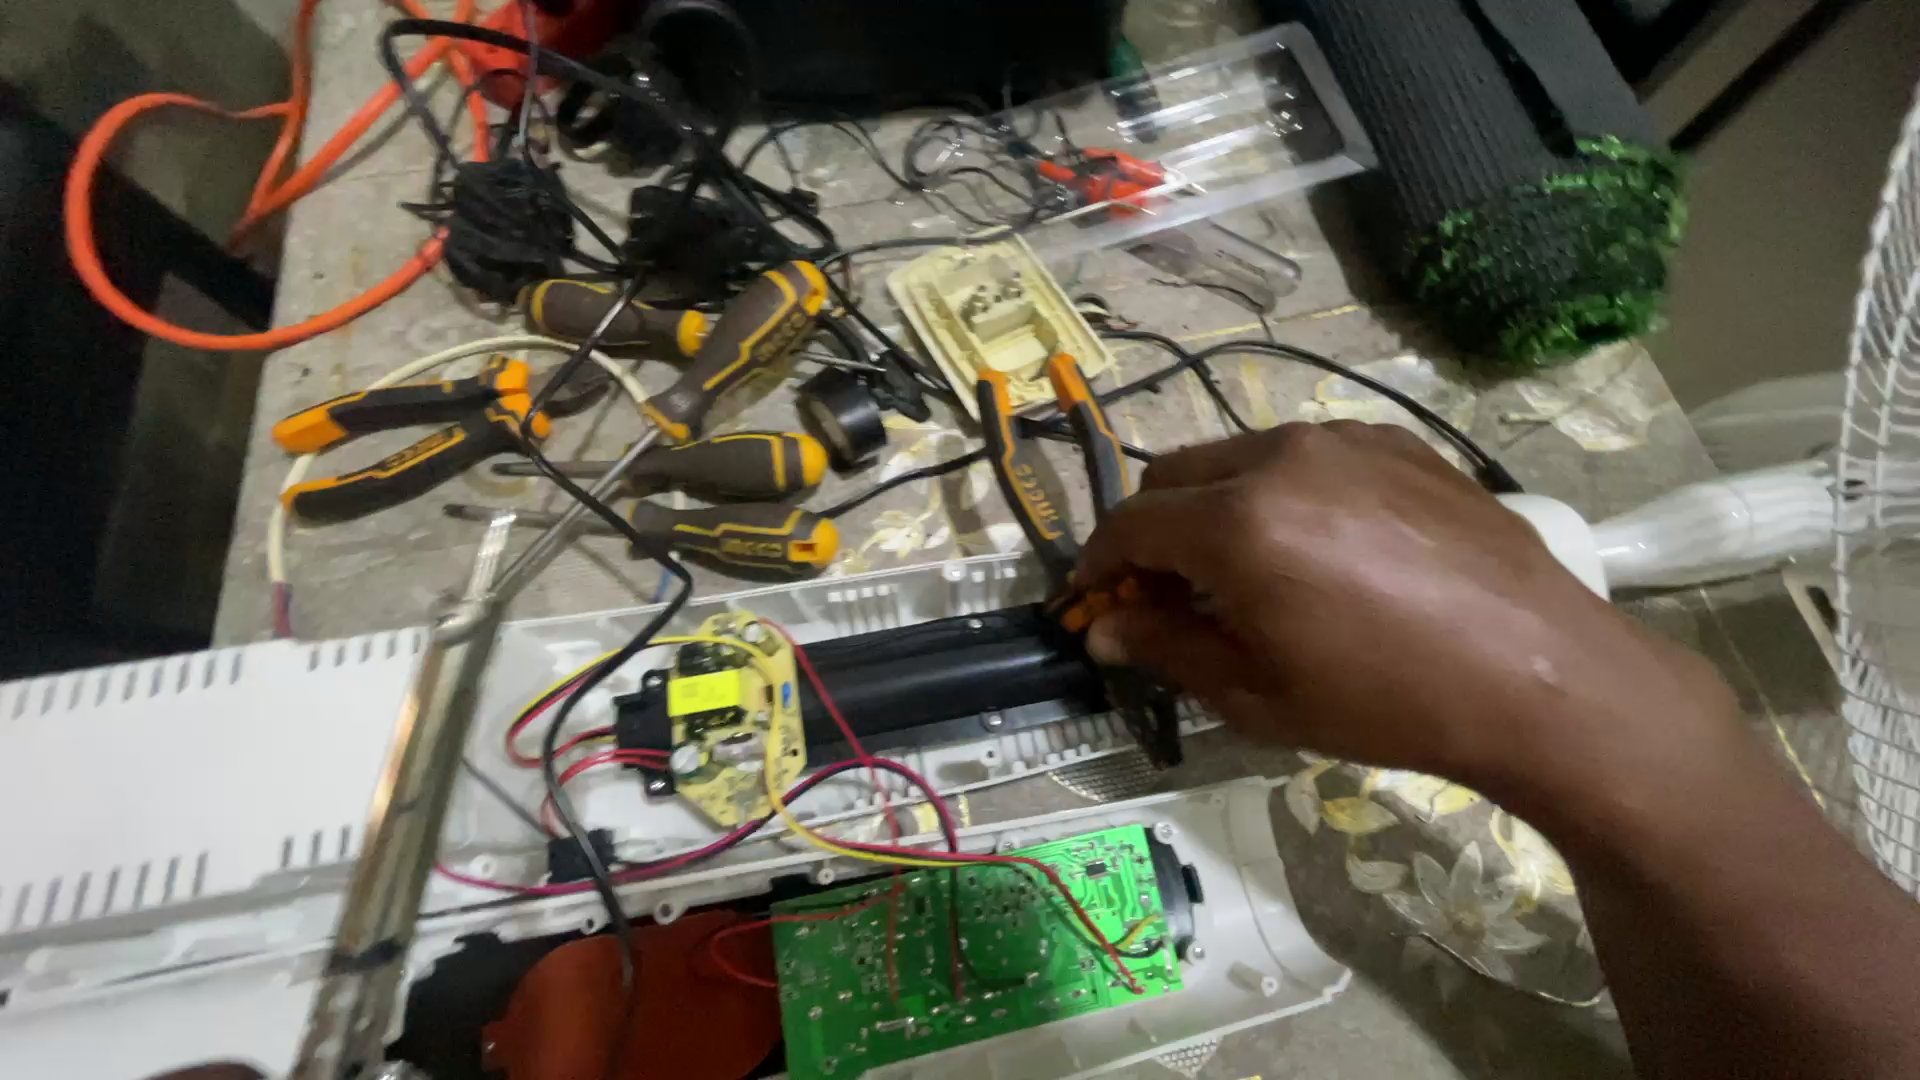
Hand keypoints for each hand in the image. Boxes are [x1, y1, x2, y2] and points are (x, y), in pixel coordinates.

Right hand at [1077, 422, 1741, 811]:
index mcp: (1238, 522)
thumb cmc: (1384, 701)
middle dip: (1147, 530)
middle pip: (1169, 475)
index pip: (1129, 524)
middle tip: (1162, 589)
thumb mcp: (1253, 692)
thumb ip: (1162, 646)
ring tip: (1239, 568)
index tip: (1090, 597)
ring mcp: (1340, 440)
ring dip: (1207, 506)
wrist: (1543, 679)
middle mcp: (1279, 457)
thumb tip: (1101, 630)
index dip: (1096, 562)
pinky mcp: (1391, 441)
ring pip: (1231, 457)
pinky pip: (1298, 454)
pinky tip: (1311, 545)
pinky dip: (1272, 491)